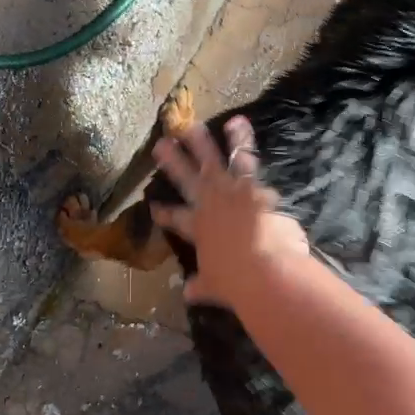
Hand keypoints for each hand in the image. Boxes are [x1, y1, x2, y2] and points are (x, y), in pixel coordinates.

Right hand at [151, 117, 311, 307]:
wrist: (261, 271)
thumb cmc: (236, 283)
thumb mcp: (215, 286)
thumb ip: (201, 287)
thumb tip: (187, 293)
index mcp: (197, 231)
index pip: (176, 220)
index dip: (164, 213)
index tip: (154, 206)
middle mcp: (206, 206)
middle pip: (185, 180)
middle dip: (172, 162)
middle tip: (160, 144)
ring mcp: (225, 192)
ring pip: (210, 161)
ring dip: (200, 142)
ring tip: (190, 125)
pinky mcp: (248, 185)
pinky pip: (244, 157)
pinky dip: (240, 139)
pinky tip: (237, 121)